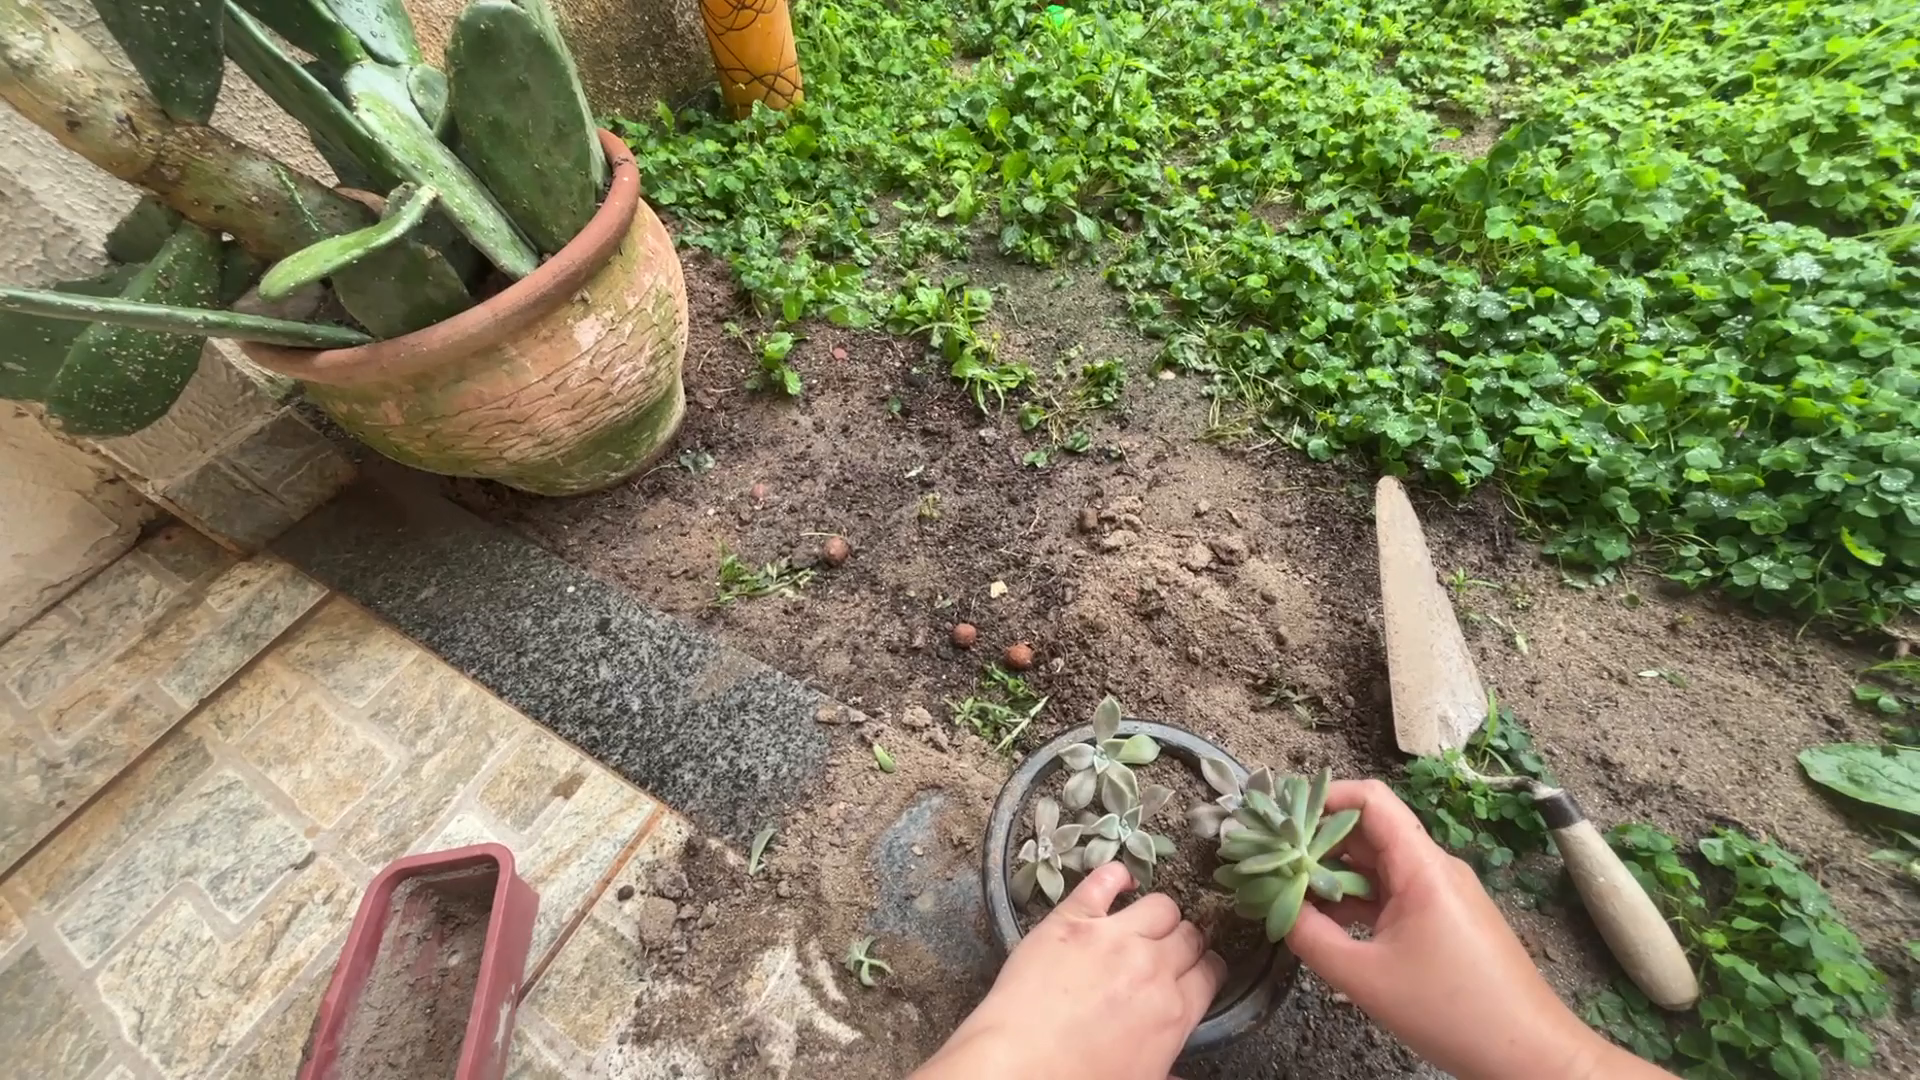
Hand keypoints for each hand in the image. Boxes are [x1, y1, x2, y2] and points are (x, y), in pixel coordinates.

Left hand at [912, 862, 1225, 1079]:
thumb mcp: (1145, 1079)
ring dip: (1159, 914)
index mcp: (1174, 1011)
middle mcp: (1151, 965)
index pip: (1211, 971)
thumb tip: (1182, 1066)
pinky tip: (1119, 882)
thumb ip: (1169, 1059)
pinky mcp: (1072, 916)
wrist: (1021, 1065)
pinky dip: (1115, 875)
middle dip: (1185, 940)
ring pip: (1160, 905)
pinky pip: (1104, 879)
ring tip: (1146, 923)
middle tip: (1170, 947)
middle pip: (1189, 934)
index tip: (1198, 967)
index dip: (1207, 967)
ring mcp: (1111, 935)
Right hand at [1285, 780, 1675, 1079]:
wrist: (1538, 1064)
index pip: (1371, 798)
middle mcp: (1434, 868)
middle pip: (1367, 829)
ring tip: (1291, 890)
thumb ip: (1310, 937)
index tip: (1284, 816)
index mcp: (1422, 867)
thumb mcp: (1366, 979)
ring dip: (1332, 871)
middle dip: (1316, 838)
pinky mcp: (1444, 917)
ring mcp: (1441, 893)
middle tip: (1273, 856)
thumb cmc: (1456, 1014)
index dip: (1324, 795)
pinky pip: (1390, 889)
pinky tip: (1328, 921)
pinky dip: (1355, 896)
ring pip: (1375, 862)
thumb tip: (1275, 906)